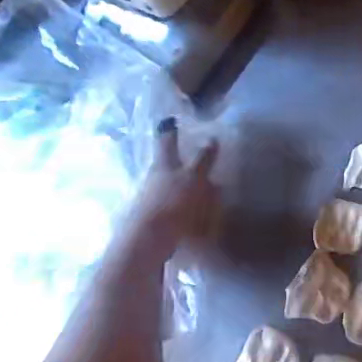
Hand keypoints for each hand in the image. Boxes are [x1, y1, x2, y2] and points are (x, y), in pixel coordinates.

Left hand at [124, 119, 219, 261]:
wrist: (148, 241)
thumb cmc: (173, 203)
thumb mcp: (193, 178)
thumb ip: (203, 160)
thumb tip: (212, 138)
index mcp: (163, 165)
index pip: (167, 143)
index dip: (170, 132)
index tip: (170, 120)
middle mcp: (153, 179)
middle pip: (162, 164)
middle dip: (171, 160)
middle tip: (182, 155)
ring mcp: (150, 200)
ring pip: (163, 186)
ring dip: (176, 185)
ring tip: (195, 190)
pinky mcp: (152, 220)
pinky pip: (168, 207)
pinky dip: (179, 206)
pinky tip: (190, 214)